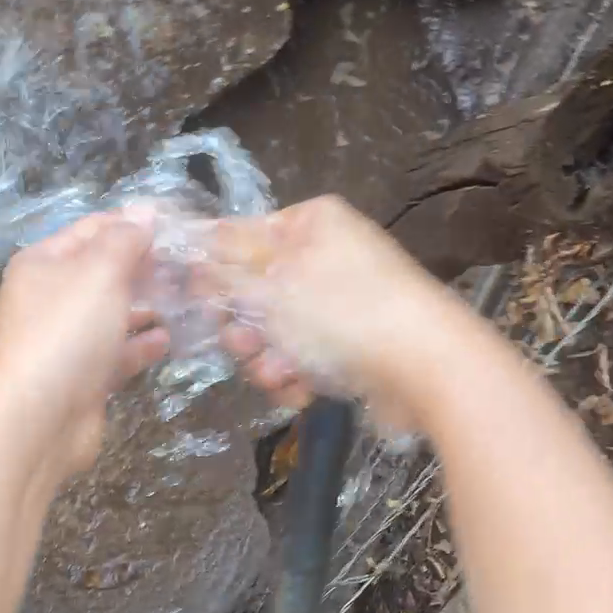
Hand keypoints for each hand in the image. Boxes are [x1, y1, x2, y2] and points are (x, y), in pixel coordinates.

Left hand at [0, 211, 170, 480]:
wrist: (36, 418)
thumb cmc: (65, 332)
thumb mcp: (99, 271)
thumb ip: (125, 240)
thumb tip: (143, 212)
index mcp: (43, 264)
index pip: (92, 229)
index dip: (132, 224)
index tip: (177, 226)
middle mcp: (49, 300)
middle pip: (102, 274)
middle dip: (143, 268)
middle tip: (191, 266)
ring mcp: (64, 343)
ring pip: (111, 316)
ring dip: (147, 307)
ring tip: (189, 300)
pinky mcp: (81, 380)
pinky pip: (115, 355)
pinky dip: (140, 346)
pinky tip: (170, 339)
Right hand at [212, 196, 466, 423]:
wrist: (425, 366)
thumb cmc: (342, 310)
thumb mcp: (272, 283)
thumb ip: (222, 267)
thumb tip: (186, 243)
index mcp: (308, 223)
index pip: (238, 238)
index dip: (211, 273)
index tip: (194, 303)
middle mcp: (321, 257)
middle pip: (251, 294)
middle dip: (244, 329)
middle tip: (245, 345)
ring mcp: (335, 303)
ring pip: (271, 335)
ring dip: (266, 361)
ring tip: (282, 373)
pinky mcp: (346, 345)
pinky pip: (298, 359)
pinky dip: (294, 377)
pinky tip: (303, 390)